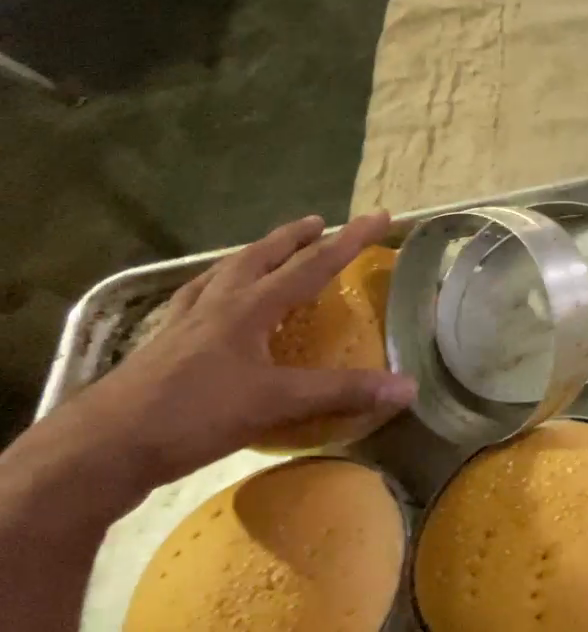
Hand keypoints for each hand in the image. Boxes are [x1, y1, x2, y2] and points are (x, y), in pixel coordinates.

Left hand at [55, 213, 416, 490]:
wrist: (92, 456)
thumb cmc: (190, 416)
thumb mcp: (275, 403)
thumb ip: (342, 391)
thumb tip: (409, 386)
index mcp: (247, 309)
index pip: (311, 265)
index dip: (349, 240)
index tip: (379, 216)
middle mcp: (214, 309)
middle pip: (255, 260)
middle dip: (290, 239)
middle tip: (316, 223)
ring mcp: (178, 330)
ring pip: (217, 279)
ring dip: (246, 260)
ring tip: (262, 254)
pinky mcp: (156, 355)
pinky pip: (191, 308)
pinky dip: (210, 294)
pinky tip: (210, 309)